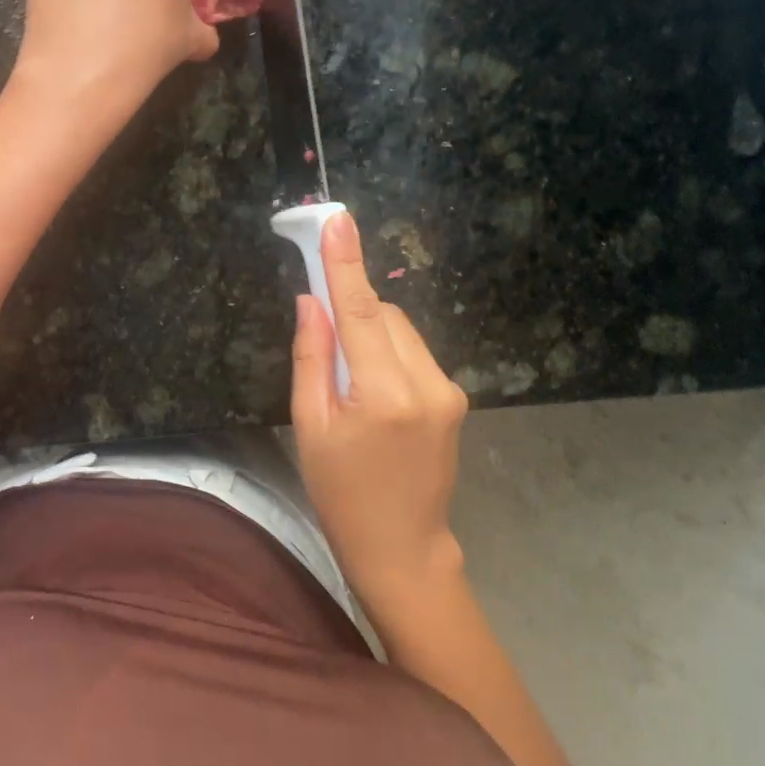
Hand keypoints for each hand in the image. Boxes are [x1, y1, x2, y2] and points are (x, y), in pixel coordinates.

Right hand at [292, 212, 469, 591]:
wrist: (400, 544)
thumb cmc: (339, 490)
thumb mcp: (309, 424)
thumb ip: (311, 357)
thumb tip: (310, 301)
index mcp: (384, 393)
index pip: (359, 312)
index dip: (344, 264)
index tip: (336, 220)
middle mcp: (427, 383)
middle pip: (382, 315)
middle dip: (349, 310)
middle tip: (317, 330)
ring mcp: (449, 391)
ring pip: (399, 331)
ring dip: (367, 332)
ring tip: (345, 380)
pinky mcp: (454, 398)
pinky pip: (412, 352)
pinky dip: (384, 352)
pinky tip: (368, 390)